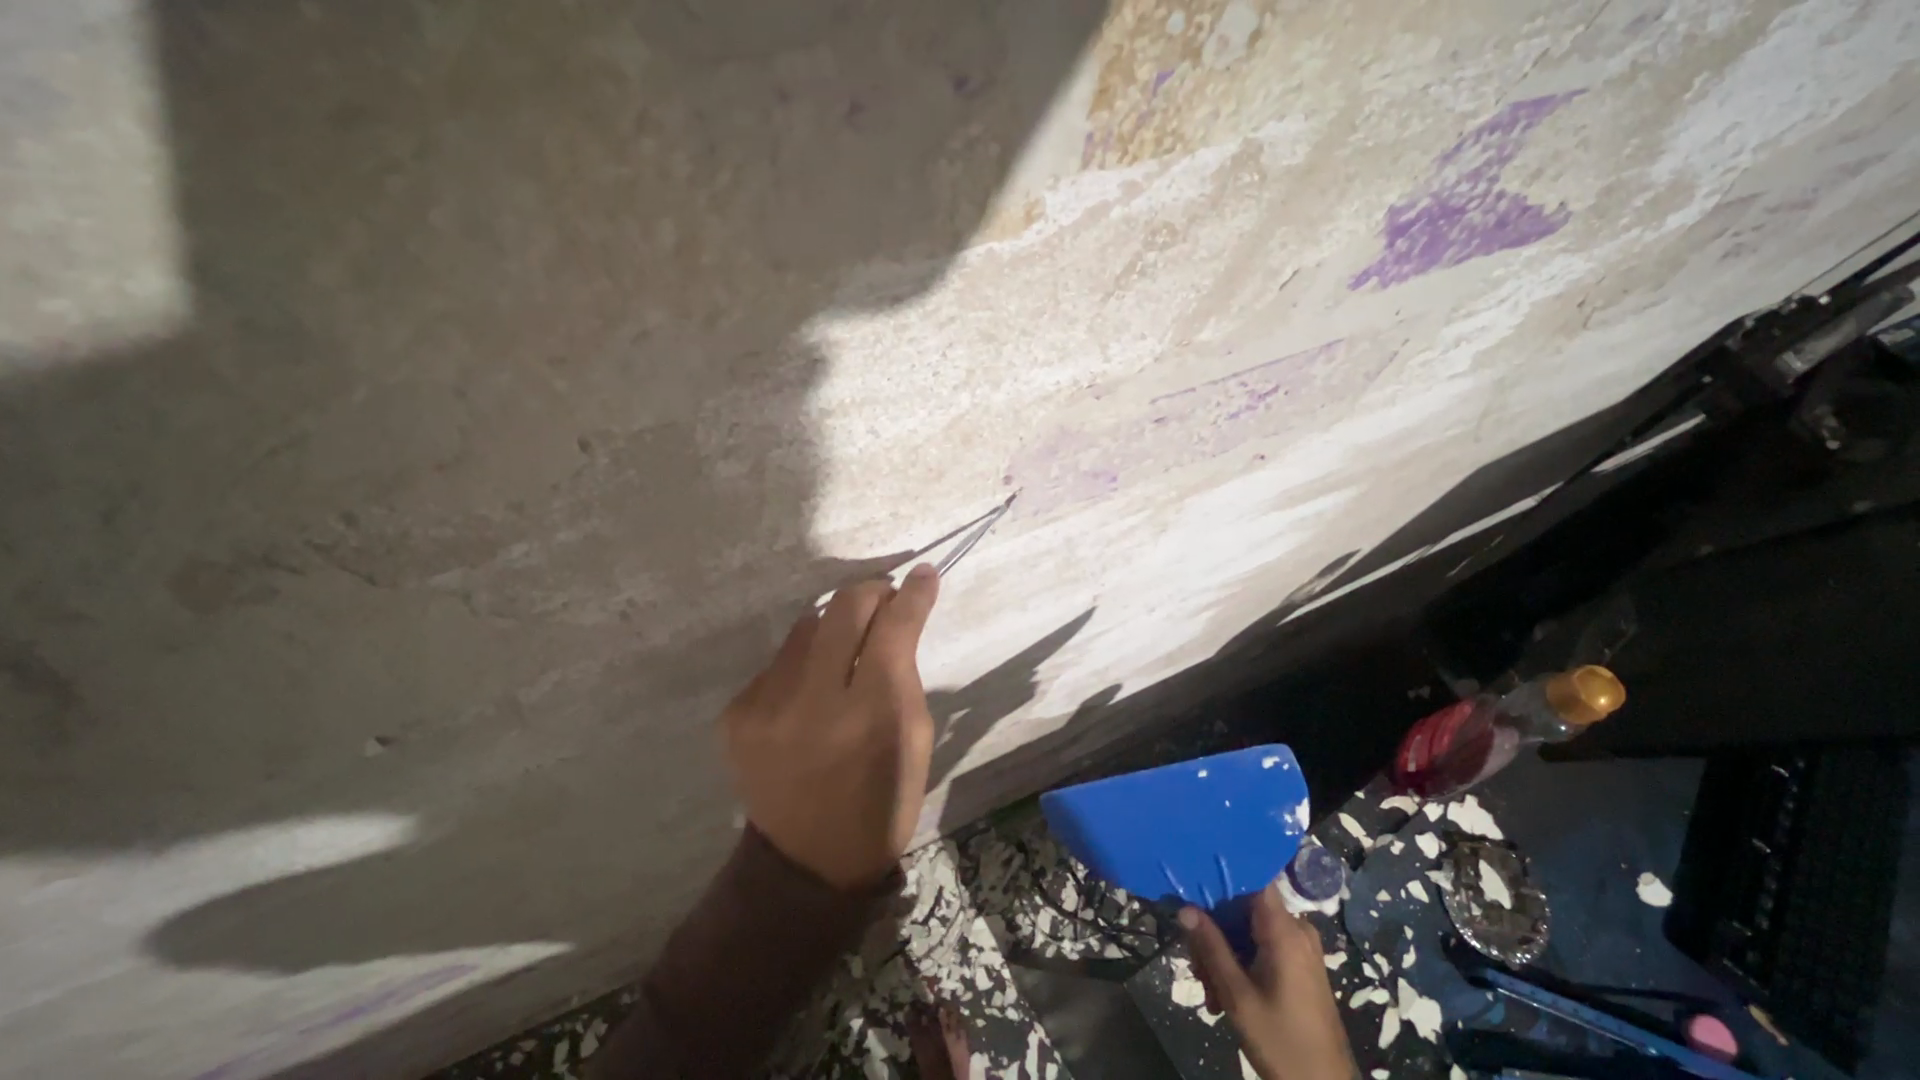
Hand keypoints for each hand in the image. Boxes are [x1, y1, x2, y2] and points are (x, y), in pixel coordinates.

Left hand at [722, 565, 939, 889]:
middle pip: (843, 608)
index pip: (893, 627)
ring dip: (833, 630)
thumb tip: (899, 619)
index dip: (914, 594)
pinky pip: (779, 663)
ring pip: (806, 628)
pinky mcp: (737, 712)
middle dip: (871, 593)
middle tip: (886, 600)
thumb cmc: (881, 803)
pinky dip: (802, 667)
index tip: (924, 574)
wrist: (807, 861)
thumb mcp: (915, 742)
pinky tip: (810, 697)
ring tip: (845, 656)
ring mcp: (766, 704)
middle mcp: (813, 700)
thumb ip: (904, 676)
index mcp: (871, 713)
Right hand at [1182, 887, 1356, 1079]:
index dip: (1222, 879)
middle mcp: (1297, 931)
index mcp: (1285, 931)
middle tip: (1199, 970)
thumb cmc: (1281, 1040)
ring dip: (1225, 956)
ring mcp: (1300, 950)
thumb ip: (1211, 948)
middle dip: (1215, 934)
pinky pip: (1262, 949)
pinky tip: (1226, 998)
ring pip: (1249, 933)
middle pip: (1245, 910)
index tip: (1193, 889)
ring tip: (1212, 994)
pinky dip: (1242, 966)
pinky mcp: (1300, 968)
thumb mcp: (1236, 996)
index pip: (1253, 880)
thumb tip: (1185, 908)